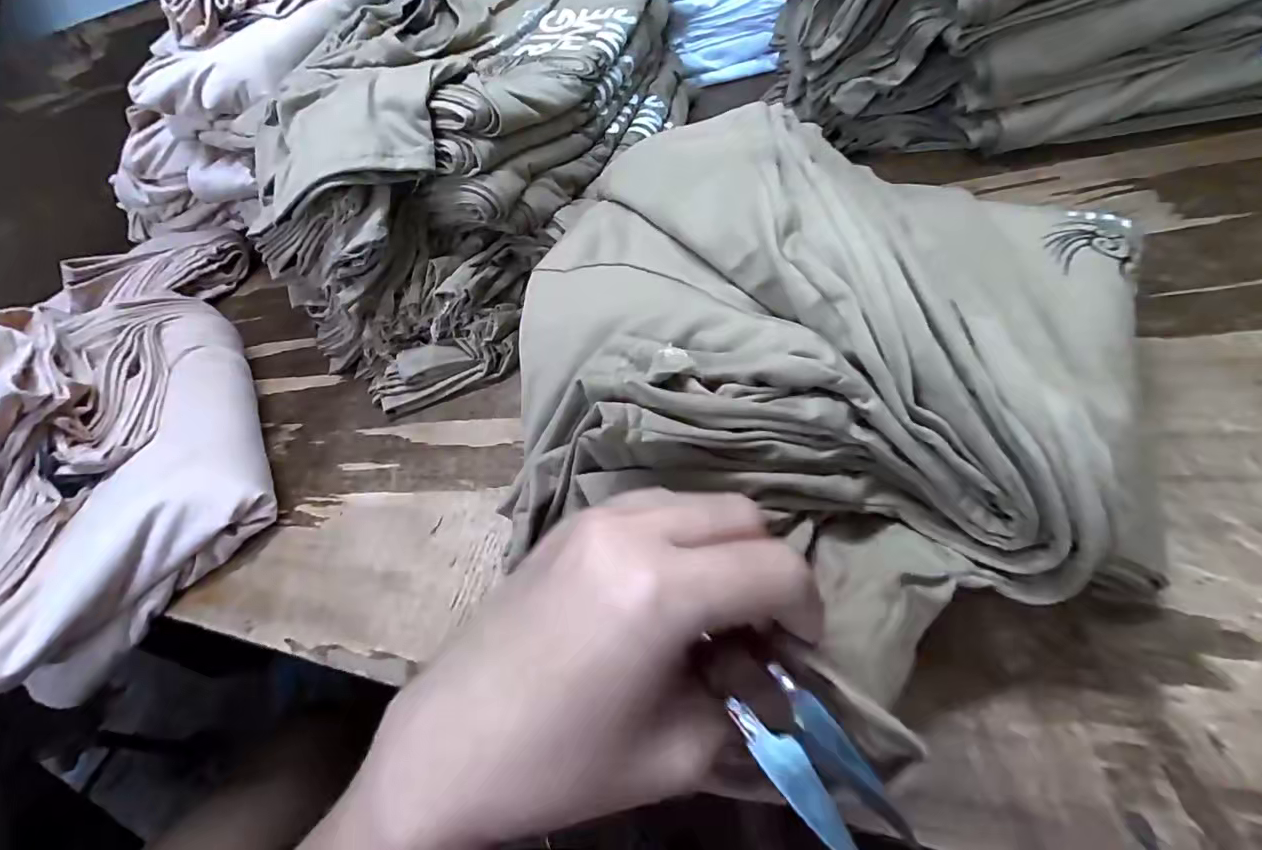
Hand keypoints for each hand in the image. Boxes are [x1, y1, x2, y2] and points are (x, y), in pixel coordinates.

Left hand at [304, 490, 820, 848]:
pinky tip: (660, 588)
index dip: (808, 609)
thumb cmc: (562, 760)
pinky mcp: (565, 522)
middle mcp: (626, 528)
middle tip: (760, 629)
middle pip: (738, 514)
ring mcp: (589, 516)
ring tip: (710, 607)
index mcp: (658, 585)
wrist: (453, 736)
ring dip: (720, 545)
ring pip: (691, 501)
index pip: (774, 567)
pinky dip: (675, 535)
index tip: (800, 652)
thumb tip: (765, 665)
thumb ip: (741, 697)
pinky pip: (644, 506)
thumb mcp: (676, 750)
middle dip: (767, 567)